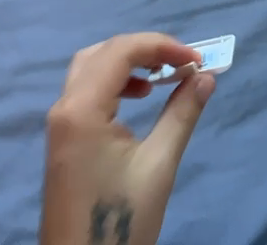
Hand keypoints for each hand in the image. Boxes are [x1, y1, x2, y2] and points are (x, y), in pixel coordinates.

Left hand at [41, 33, 214, 244]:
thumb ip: (181, 115)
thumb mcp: (158, 166)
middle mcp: (64, 106)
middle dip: (145, 49)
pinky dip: (113, 81)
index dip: (161, 45)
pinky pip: (86, 89)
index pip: (120, 51)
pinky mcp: (63, 136)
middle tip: (181, 63)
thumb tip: (206, 77)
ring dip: (127, 62)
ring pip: (91, 67)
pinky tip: (138, 98)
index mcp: (82, 108)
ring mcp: (60, 121)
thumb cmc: (120, 220)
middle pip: (103, 52)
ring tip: (162, 77)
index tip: (197, 60)